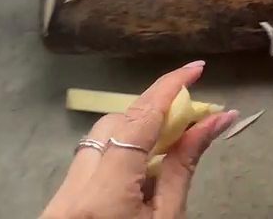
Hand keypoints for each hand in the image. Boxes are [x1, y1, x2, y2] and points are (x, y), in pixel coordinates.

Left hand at [42, 62, 237, 218]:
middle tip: (192, 110)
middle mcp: (72, 190)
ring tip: (171, 140)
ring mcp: (57, 199)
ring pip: (99, 141)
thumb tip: (217, 119)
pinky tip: (144, 167)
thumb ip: (184, 166)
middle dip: (154, 108)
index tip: (197, 68)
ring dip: (137, 129)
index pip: (138, 122)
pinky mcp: (56, 207)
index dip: (168, 88)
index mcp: (102, 196)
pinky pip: (91, 162)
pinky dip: (122, 151)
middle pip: (114, 124)